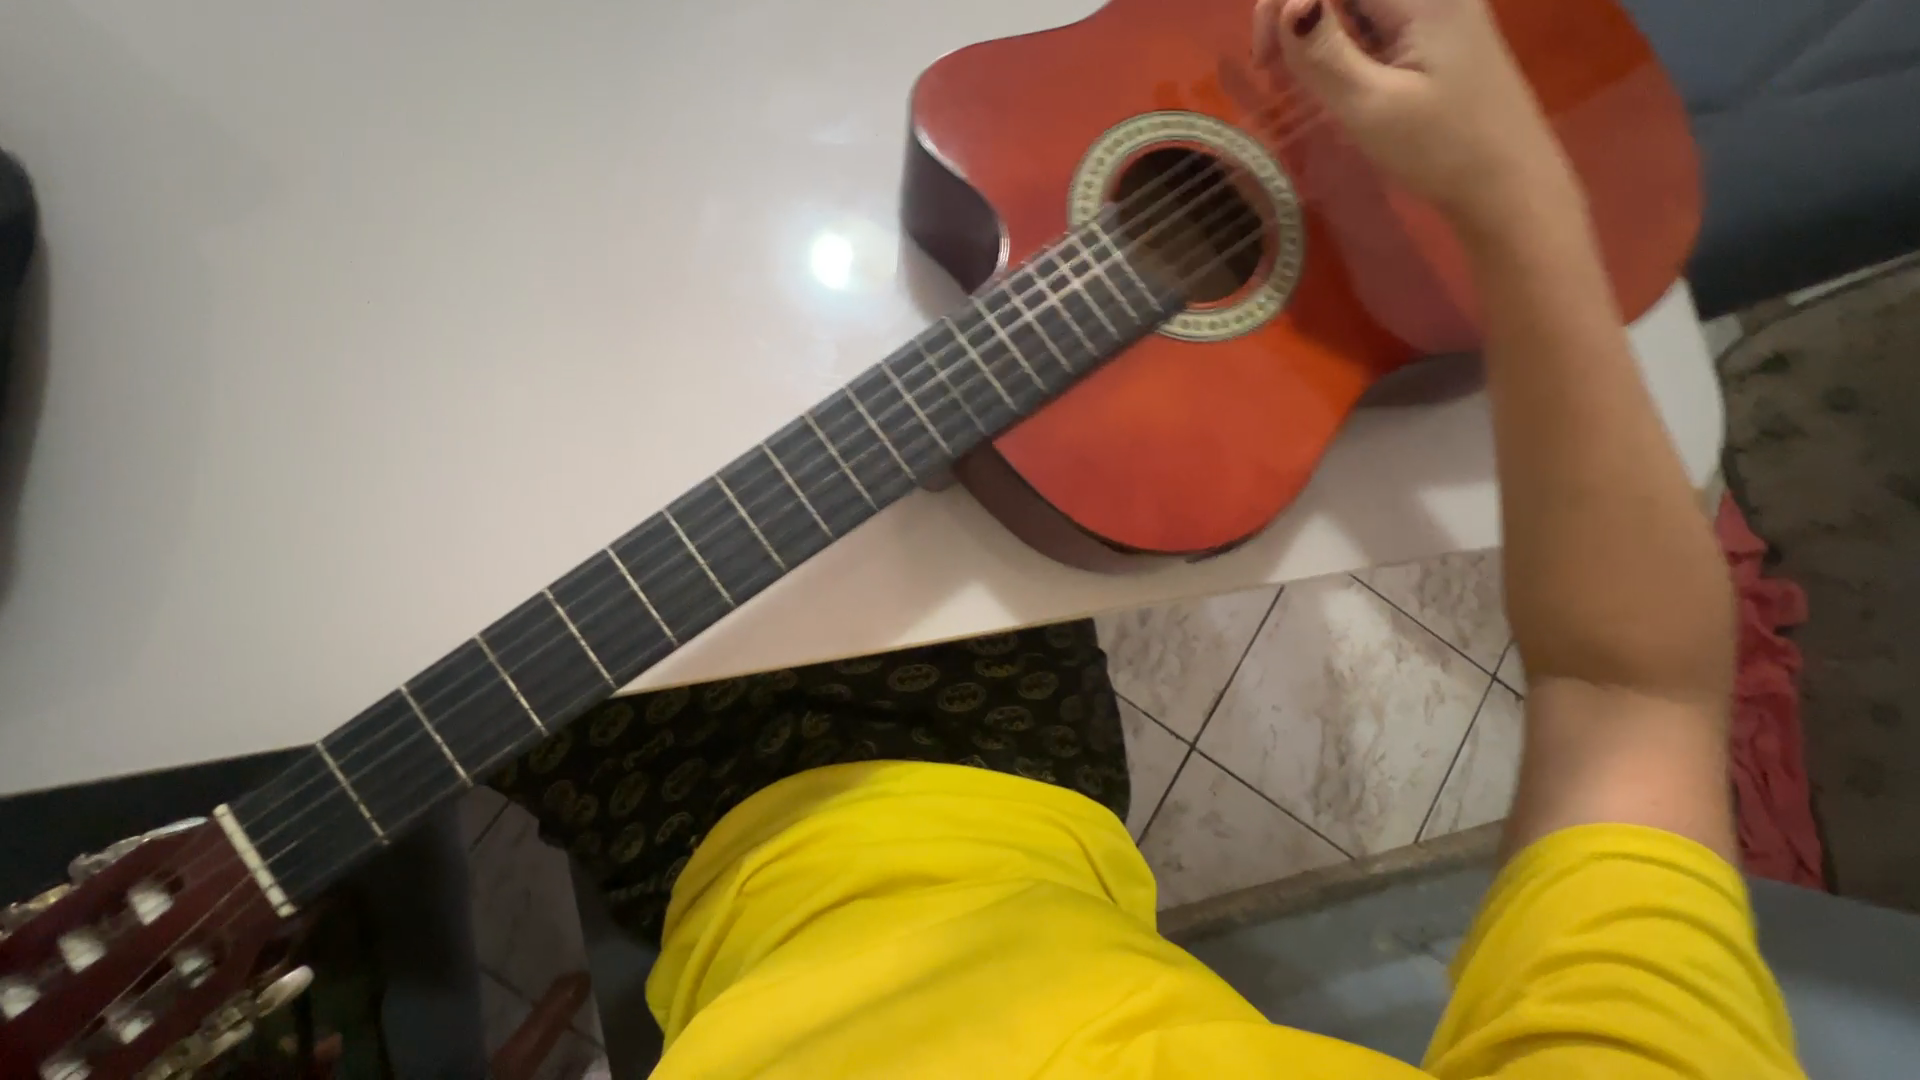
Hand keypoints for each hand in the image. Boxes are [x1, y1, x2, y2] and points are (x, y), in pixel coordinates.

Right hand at [1251, 0, 1579, 239]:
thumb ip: (1324, 54)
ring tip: (1291, 76)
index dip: (1287, 1)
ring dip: (1313, 25)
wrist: (1507, 183)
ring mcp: (1435, 7)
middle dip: (1295, 9)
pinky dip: (1338, 36)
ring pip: (1355, 0)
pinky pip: (1373, 16)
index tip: (1264, 61)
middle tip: (1270, 69)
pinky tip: (1325, 72)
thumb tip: (1286, 4)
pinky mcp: (1433, 31)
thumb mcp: (1371, 107)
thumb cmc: (1440, 149)